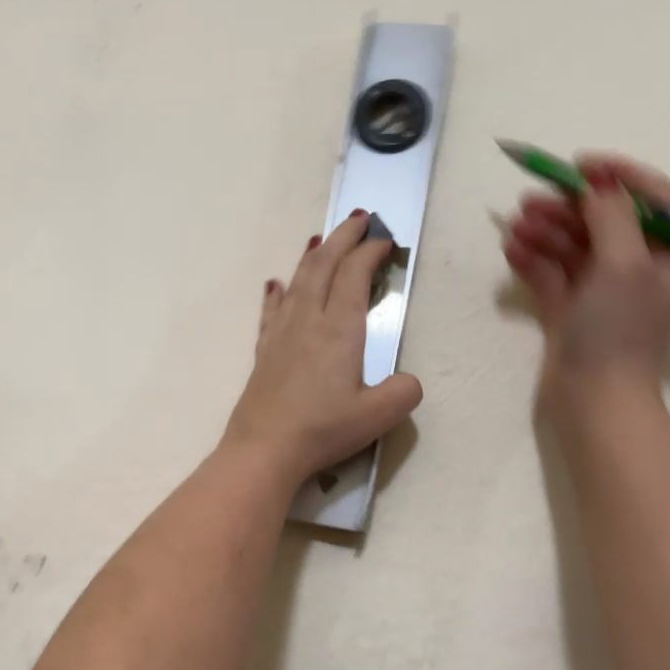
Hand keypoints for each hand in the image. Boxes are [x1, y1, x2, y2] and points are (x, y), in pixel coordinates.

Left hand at [222, 210, 424, 480]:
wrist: (263, 450)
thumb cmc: (322, 430)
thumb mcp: (378, 416)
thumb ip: (403, 392)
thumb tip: (407, 382)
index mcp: (339, 329)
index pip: (354, 276)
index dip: (371, 252)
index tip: (386, 239)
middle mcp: (307, 321)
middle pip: (323, 266)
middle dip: (342, 238)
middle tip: (359, 220)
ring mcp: (280, 335)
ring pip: (297, 282)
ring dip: (313, 256)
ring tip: (323, 241)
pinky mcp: (263, 354)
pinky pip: (271, 311)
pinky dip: (278, 292)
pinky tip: (276, 284)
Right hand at [503, 154, 669, 412]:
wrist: (595, 400)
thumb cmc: (619, 331)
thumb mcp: (624, 264)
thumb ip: (612, 216)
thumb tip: (599, 182)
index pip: (650, 197)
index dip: (615, 176)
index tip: (577, 166)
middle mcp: (640, 267)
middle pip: (602, 219)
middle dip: (567, 207)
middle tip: (529, 202)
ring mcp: (603, 291)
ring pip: (572, 246)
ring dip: (544, 232)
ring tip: (515, 228)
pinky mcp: (571, 312)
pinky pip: (552, 274)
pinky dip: (533, 260)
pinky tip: (512, 251)